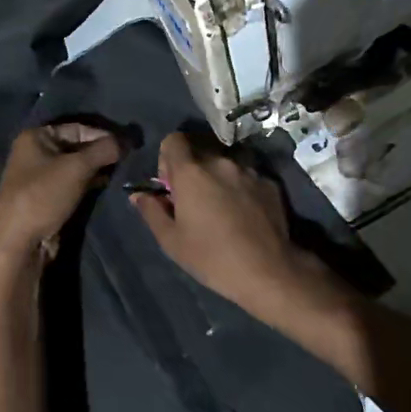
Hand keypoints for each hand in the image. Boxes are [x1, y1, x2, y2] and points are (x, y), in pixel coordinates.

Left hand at [0, 123, 122, 259]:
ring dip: (98, 168)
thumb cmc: (44, 196)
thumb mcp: (77, 168)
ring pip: (77, 165)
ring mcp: (40, 176)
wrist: (18, 242)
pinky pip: (73, 182)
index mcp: (35, 136)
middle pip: (78, 145)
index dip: (104, 135)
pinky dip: (90, 181)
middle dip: (102, 152)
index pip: (78, 128)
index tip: (127, 146)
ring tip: (121, 172)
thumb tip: (127, 141)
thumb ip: (104, 150)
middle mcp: (36, 152)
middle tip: (127, 159)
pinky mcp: (47, 196)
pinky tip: (107, 184)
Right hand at [130, 133, 328, 312]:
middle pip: (200, 154)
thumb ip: (152, 211)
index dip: (168, 159)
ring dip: (219, 180)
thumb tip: (139, 195)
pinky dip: (242, 189)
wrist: (267, 270)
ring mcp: (250, 171)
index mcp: (192, 172)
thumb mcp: (171, 240)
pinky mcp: (270, 183)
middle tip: (195, 204)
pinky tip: (246, 216)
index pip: (173, 140)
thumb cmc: (211, 257)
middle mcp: (221, 162)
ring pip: (226, 166)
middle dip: (193, 172)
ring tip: (223, 211)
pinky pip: (248, 178)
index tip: (171, 184)